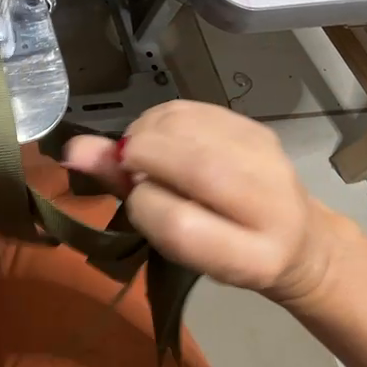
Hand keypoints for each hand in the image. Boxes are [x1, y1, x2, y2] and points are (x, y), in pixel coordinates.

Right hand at [62, 101, 347, 305]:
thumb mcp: (172, 240)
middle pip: (194, 166)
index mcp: (250, 258)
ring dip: (149, 133)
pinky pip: (191, 108)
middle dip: (143, 156)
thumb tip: (72, 150)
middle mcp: (270, 208)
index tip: (138, 200)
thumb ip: (122, 190)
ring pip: (189, 129)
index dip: (143, 205)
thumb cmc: (222, 247)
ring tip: (148, 152)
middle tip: (132, 165)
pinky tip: (165, 137)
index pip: (180, 225)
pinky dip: (162, 119)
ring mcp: (268, 162)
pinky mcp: (258, 128)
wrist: (294, 238)